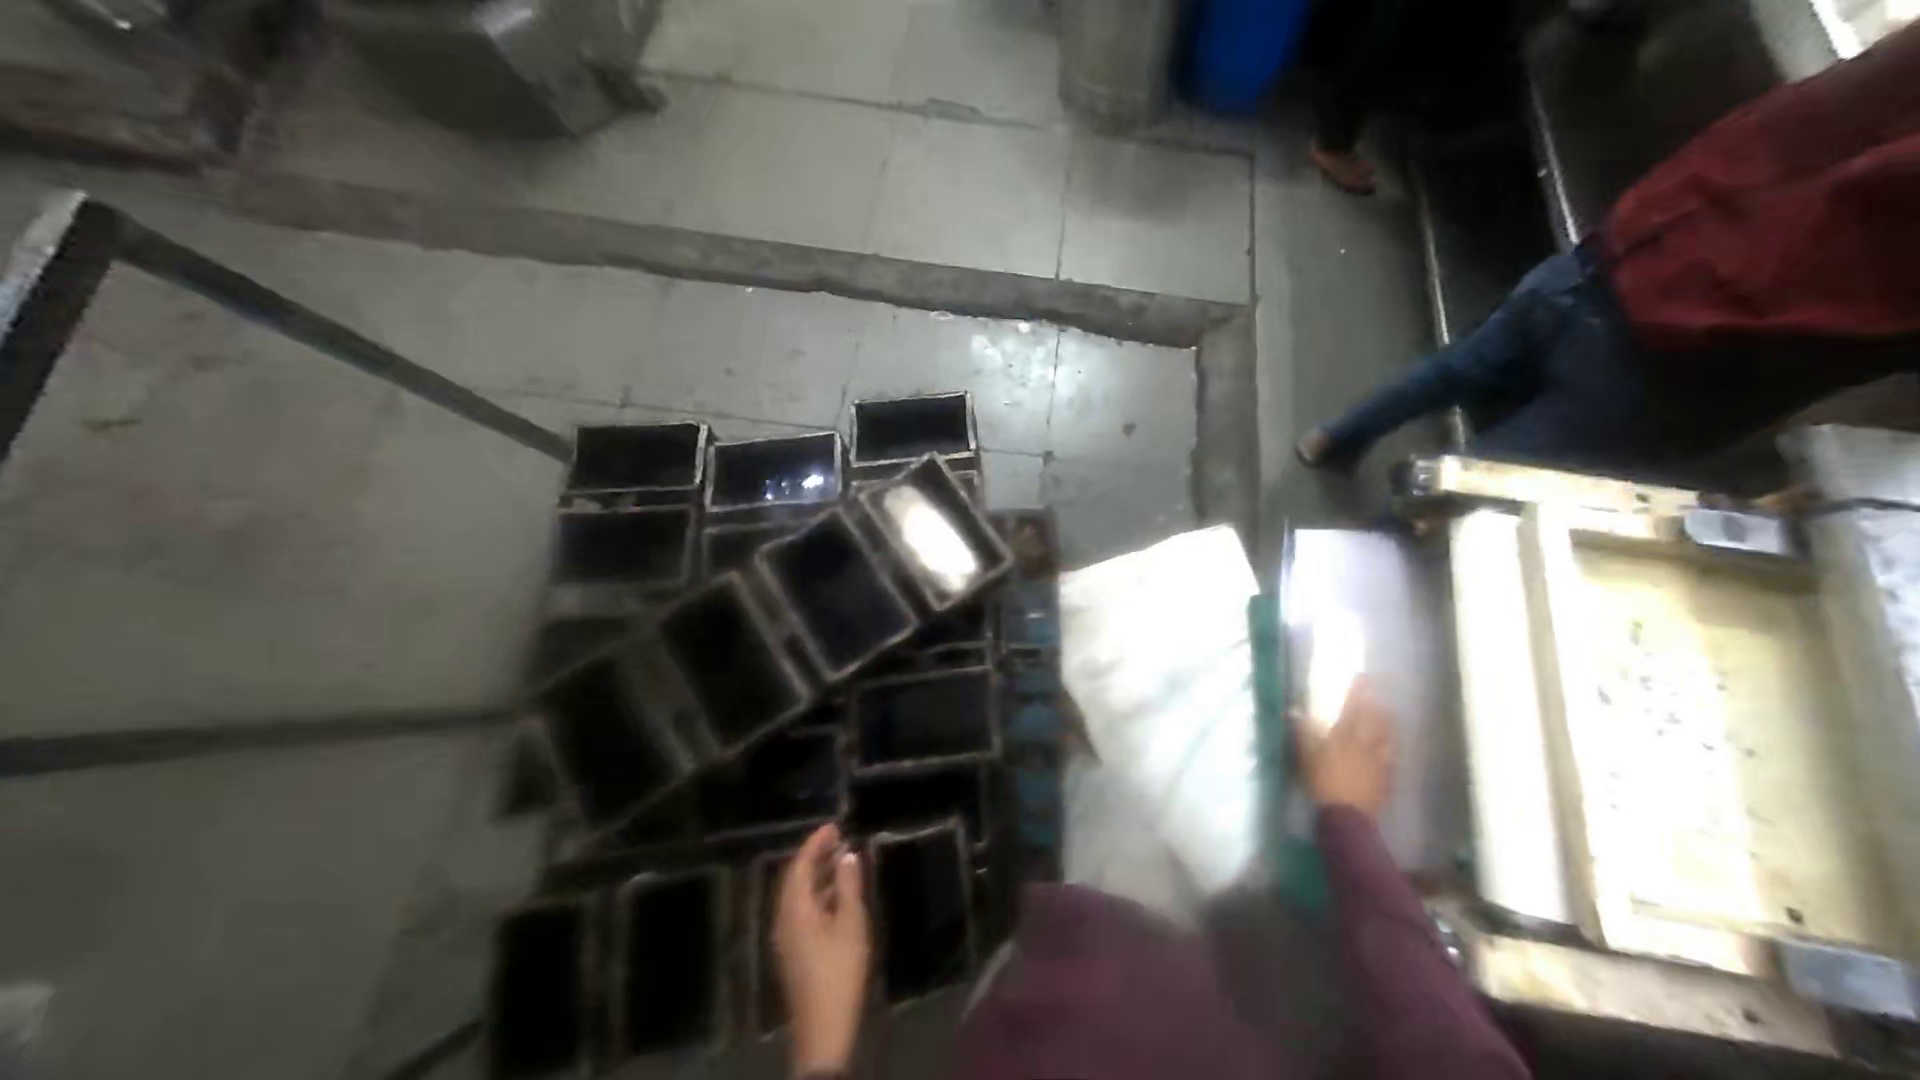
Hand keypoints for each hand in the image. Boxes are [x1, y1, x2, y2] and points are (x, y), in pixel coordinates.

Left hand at [774, 824, 869, 1076]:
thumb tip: (847, 855)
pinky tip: (837, 894)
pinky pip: (802, 909)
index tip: (834, 826)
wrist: (823, 1028)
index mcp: (794, 909)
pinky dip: (818, 893)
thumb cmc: (839, 971)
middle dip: (815, 856)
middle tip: (839, 838)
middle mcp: (784, 918)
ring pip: (799, 895)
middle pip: (796, 878)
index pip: (800, 865)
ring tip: (842, 860)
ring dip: (818, 875)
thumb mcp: (851, 924)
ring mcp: (786, 936)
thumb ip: (849, 886)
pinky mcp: (794, 950)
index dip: (816, 843)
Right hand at [1296, 675, 1396, 818]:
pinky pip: (1392, 759)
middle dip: (1377, 706)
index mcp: (1347, 736)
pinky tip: (1392, 750)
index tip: (1362, 677)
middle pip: (1377, 721)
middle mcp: (1367, 745)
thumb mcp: (1306, 756)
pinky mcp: (1387, 779)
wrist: (1347, 816)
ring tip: (1390, 717)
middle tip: (1379, 695)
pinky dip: (1392, 750)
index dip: (1359, 692)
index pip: (1354, 708)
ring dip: (1389, 726)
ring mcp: (1380, 762)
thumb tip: (1294, 711)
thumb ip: (1302, 733)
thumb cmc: (1323, 781)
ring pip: (1388, 739)